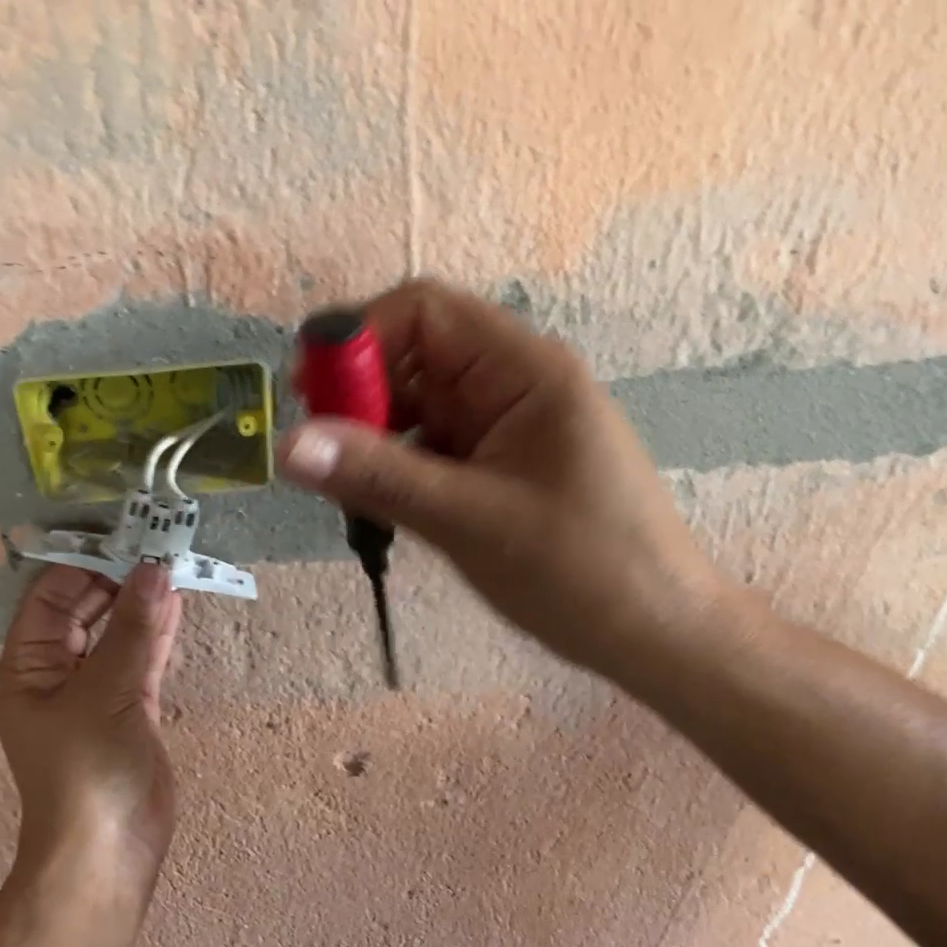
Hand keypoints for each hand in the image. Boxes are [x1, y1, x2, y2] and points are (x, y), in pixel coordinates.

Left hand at [0, 563, 183, 870]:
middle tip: (160, 543)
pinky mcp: (128, 708)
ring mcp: (94, 690)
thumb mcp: (106, 691)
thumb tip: (155, 567)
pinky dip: (157, 631)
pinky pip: (140, 657)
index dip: (85, 563)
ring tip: (174, 562)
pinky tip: (177, 602)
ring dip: (141, 601)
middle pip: (85, 609)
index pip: (51, 596)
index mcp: (27, 665)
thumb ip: (133, 627)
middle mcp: (55, 672)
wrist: (108, 852)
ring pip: (116, 631)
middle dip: (118, 578)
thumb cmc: (87, 769)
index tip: (128, 534)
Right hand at [277, 279, 726, 675]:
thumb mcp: (470, 521)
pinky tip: (378, 505)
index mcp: (523, 369)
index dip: (358, 338)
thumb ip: (377, 476)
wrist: (658, 634)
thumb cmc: (582, 572)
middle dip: (358, 395)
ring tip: (348, 490)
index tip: (310, 397)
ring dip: (371, 436)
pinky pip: (427, 444)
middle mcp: (511, 382)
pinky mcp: (495, 463)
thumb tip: (288, 444)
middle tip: (322, 457)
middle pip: (411, 354)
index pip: (423, 311)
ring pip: (413, 404)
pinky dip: (393, 465)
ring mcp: (503, 424)